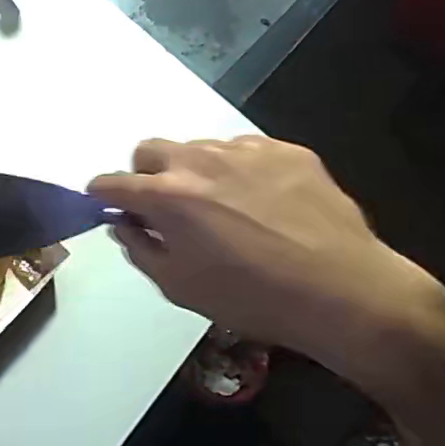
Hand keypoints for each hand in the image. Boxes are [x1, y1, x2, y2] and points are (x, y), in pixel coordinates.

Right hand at [89, 137, 444, 393]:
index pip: (113, 181)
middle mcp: (201, 159)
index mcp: (168, 195)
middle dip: (147, 174)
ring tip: (225, 208)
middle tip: (168, 208)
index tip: (107, 204)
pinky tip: (264, 203)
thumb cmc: (252, 298)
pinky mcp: (286, 149)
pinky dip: (239, 171)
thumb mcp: (181, 287)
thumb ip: (142, 248)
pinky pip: (245, 150)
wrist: (341, 290)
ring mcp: (246, 149)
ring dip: (196, 172)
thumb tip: (125, 223)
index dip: (103, 194)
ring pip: (200, 147)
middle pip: (151, 149)